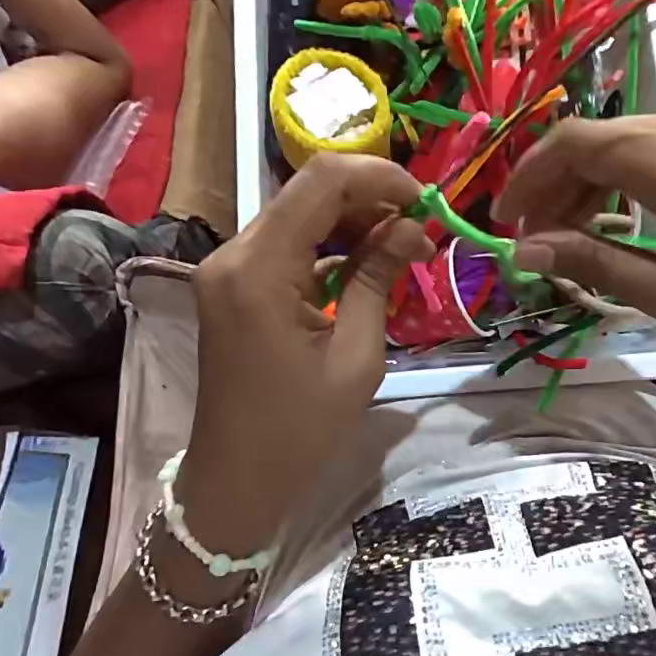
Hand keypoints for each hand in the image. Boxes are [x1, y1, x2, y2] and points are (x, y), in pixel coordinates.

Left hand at [180, 154, 432, 521]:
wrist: (236, 477)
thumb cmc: (299, 429)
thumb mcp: (356, 357)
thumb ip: (378, 280)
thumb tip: (412, 230)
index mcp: (259, 269)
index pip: (322, 182)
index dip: (380, 177)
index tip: (425, 202)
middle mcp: (234, 253)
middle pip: (309, 192)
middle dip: (372, 201)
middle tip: (421, 233)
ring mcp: (229, 268)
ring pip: (300, 215)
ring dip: (354, 223)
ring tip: (403, 251)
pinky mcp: (235, 285)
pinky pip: (289, 247)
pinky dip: (330, 248)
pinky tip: (366, 268)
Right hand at [494, 104, 655, 360]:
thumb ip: (599, 267)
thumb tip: (525, 251)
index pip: (580, 143)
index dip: (530, 176)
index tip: (505, 222)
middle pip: (599, 135)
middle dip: (554, 183)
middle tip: (536, 240)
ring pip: (627, 136)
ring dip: (588, 180)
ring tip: (572, 234)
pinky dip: (625, 175)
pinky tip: (621, 216)